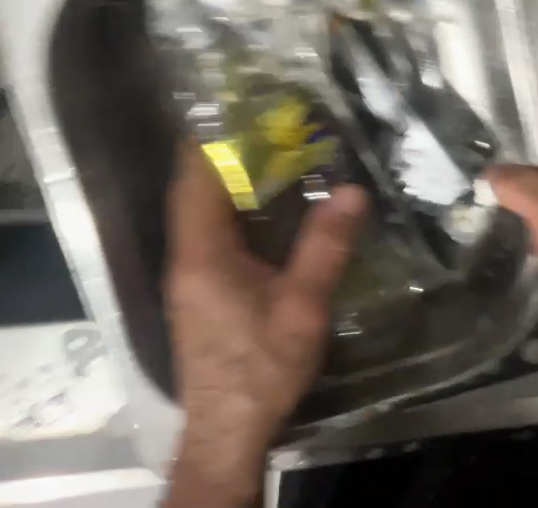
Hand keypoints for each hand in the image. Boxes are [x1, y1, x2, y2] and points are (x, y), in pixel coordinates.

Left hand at [163, 145, 366, 506]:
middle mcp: (186, 258)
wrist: (227, 432)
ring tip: (272, 148)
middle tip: (269, 120)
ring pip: (200, 210)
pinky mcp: (200, 290)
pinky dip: (232, 204)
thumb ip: (325, 246)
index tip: (239, 104)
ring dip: (229, 177)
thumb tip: (351, 190)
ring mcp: (189, 276)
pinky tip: (267, 203)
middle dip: (226, 150)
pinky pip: (209, 230)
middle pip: (195, 188)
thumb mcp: (302, 307)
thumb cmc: (261, 369)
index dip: (212, 138)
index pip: (195, 179)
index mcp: (202, 254)